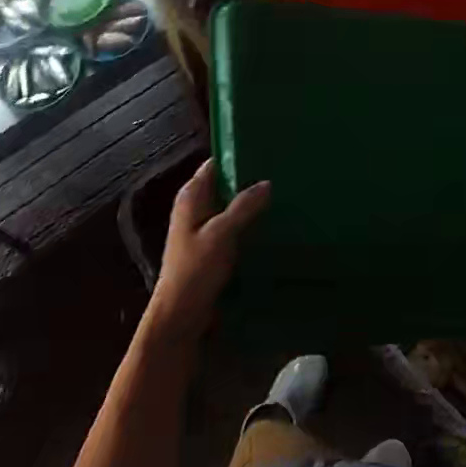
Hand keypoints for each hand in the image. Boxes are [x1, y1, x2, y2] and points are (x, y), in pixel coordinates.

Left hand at [153, 159, 269, 333]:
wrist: (181, 314)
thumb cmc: (196, 269)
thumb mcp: (221, 234)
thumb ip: (243, 206)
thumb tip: (266, 183)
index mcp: (191, 197)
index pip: (214, 165)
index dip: (236, 157)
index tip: (265, 152)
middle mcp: (195, 208)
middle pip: (224, 186)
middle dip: (249, 182)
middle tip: (283, 175)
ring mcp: (203, 229)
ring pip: (231, 209)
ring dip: (251, 206)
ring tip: (284, 198)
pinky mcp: (212, 249)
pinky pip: (234, 229)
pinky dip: (249, 226)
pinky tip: (272, 227)